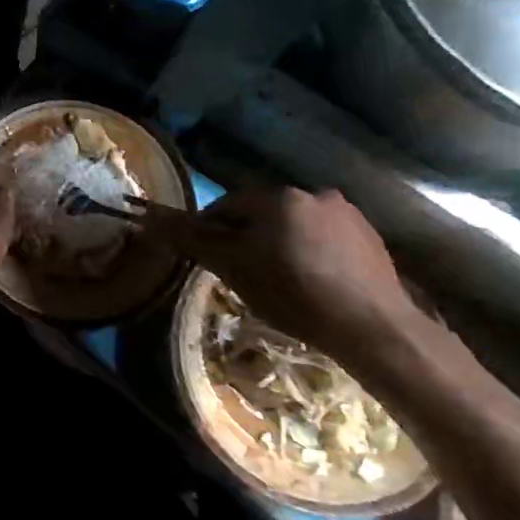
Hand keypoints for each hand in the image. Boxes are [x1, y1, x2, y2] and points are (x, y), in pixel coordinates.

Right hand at [136, 187, 427, 356]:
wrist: (371, 326)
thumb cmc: (291, 293)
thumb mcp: (232, 267)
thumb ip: (191, 240)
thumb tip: (147, 219)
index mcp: (278, 197)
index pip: (226, 206)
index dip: (209, 231)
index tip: (206, 258)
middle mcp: (313, 193)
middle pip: (262, 213)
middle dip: (246, 237)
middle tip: (239, 271)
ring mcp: (347, 213)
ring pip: (294, 224)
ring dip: (278, 243)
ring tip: (275, 279)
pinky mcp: (370, 236)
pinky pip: (323, 237)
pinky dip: (309, 251)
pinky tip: (310, 281)